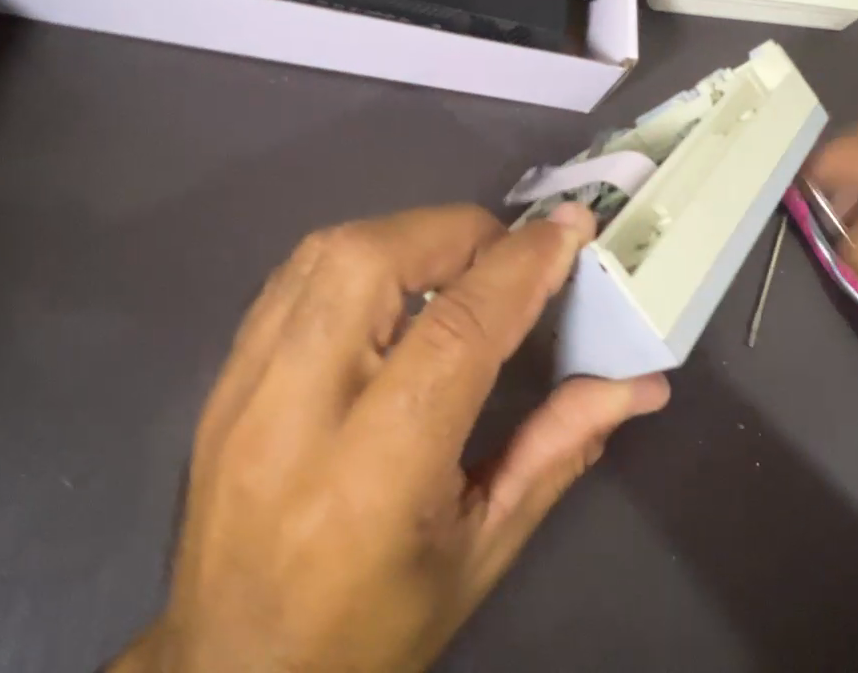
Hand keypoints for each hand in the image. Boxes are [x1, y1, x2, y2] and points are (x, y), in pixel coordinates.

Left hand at [113, 204, 670, 672]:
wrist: (234, 669)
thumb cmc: (374, 623)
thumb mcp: (484, 549)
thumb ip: (558, 448)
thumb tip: (637, 383)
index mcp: (374, 475)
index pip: (455, 332)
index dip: (520, 267)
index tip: (570, 228)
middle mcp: (294, 415)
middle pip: (370, 264)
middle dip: (456, 233)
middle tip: (509, 252)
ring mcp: (242, 390)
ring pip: (323, 256)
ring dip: (406, 235)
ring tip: (459, 262)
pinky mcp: (220, 380)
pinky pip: (292, 279)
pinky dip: (358, 258)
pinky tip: (395, 284)